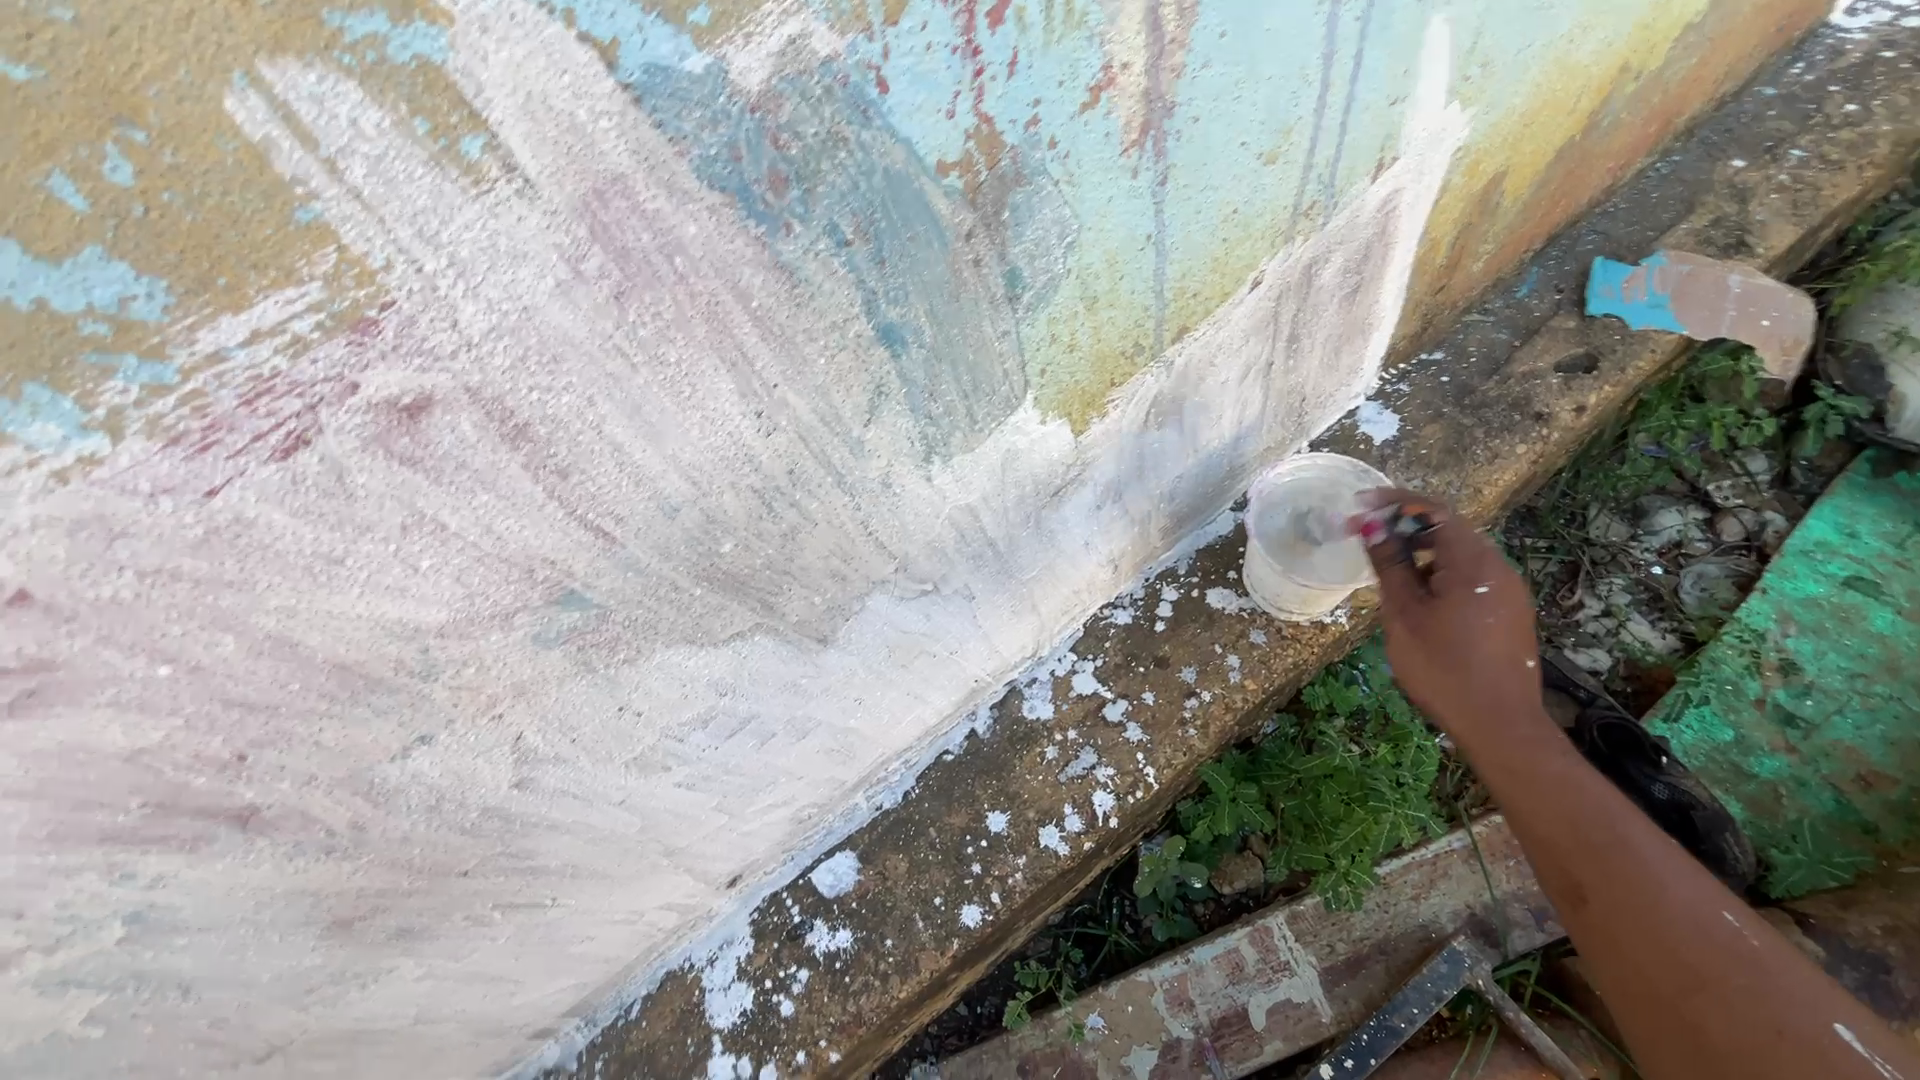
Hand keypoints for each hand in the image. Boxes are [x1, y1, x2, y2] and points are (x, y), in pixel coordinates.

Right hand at [1351, 490, 1548, 747]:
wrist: (1499, 723)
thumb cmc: (1442, 667)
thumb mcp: (1404, 613)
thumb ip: (1390, 565)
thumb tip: (1374, 526)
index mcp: (1473, 562)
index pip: (1433, 510)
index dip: (1393, 502)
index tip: (1358, 507)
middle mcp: (1497, 567)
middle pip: (1449, 529)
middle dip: (1405, 526)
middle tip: (1365, 536)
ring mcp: (1508, 591)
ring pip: (1459, 554)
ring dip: (1421, 550)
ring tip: (1386, 569)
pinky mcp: (1509, 612)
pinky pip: (1470, 577)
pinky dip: (1439, 572)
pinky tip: (1417, 597)